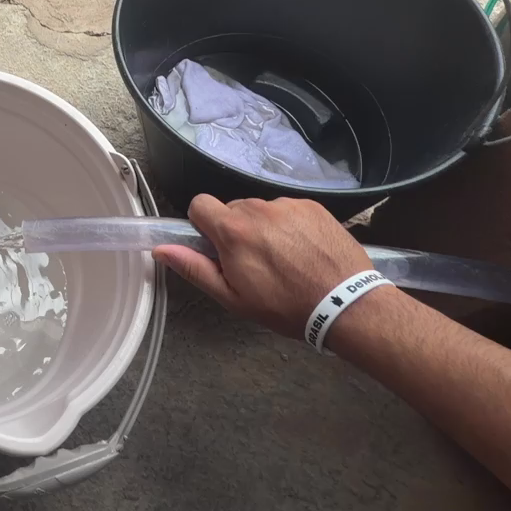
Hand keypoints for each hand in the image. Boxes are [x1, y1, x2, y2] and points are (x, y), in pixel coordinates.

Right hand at [155, 194, 374, 339]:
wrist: (349, 305)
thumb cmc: (287, 307)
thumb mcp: (233, 297)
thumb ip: (194, 268)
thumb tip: (161, 249)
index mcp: (231, 230)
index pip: (199, 204)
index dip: (203, 224)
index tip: (217, 246)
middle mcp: (256, 209)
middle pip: (231, 208)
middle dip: (235, 228)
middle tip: (254, 259)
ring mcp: (286, 205)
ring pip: (260, 209)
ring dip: (263, 226)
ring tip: (285, 257)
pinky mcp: (312, 206)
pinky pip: (287, 209)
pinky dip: (289, 225)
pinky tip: (304, 249)